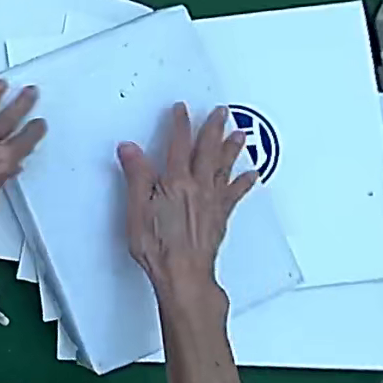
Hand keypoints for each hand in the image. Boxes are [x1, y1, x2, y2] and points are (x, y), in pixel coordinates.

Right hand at [117, 104, 256, 313]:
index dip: (179, 125)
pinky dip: (244, 182)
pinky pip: (234, 194)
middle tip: (220, 112)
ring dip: (231, 148)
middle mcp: (197, 187)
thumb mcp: (135, 208)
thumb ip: (136, 175)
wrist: (183, 273)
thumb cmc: (157, 245)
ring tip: (240, 134)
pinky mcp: (219, 217)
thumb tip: (130, 148)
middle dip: (212, 129)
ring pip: (224, 167)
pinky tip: (251, 174)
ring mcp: (211, 202)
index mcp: (174, 182)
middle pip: (207, 151)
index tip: (180, 109)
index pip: (177, 145)